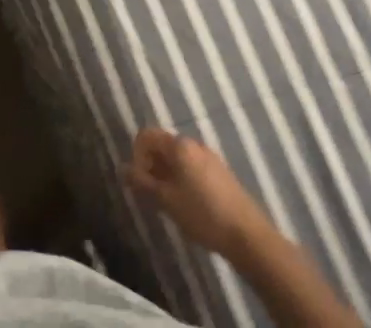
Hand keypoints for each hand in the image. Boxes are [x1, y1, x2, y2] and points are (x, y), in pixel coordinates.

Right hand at [123, 128, 271, 257]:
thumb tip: (122, 168)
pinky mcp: (221, 172)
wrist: (248, 235)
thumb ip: (141, 181)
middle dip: (151, 165)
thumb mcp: (165, 199)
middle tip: (151, 193)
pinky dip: (182, 178)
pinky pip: (192, 166)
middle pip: (162, 145)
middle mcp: (194, 145)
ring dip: (166, 173)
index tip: (140, 180)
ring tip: (168, 200)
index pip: (146, 135)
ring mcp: (210, 158)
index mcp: (179, 146)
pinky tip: (187, 203)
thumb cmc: (201, 213)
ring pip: (177, 158)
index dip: (137, 155)